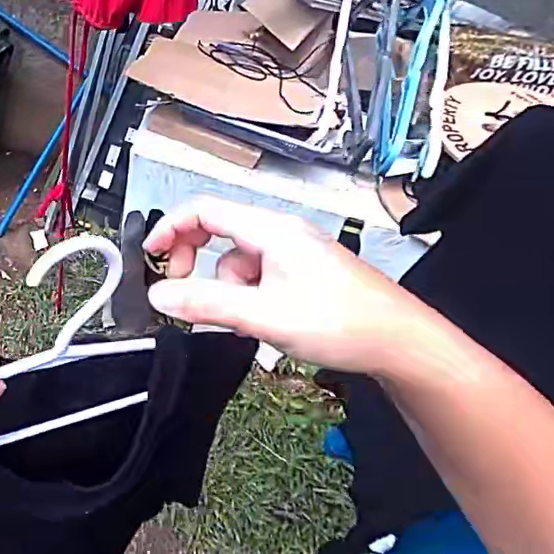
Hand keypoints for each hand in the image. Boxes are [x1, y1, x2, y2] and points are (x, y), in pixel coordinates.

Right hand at [143, 198, 445, 376]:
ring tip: (240, 318)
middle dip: (193, 259)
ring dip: (224, 287)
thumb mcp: (264, 314)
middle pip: (216, 230)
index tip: (152, 253)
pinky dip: (244, 295)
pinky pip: (254, 275)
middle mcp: (280, 233)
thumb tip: (161, 295)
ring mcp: (291, 252)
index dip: (170, 228)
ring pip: (234, 260)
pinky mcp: (299, 271)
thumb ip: (207, 303)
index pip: (204, 210)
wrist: (401, 343)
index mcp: (271, 230)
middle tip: (183, 288)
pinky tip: (257, 320)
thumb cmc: (347, 322)